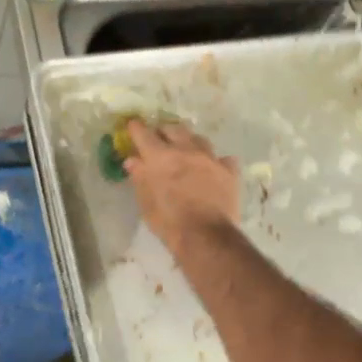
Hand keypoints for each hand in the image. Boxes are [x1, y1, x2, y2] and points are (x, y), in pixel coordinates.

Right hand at [124, 119, 239, 252]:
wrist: (206, 236)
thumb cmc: (169, 222)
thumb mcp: (146, 203)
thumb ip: (140, 178)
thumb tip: (133, 160)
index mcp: (161, 157)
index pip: (144, 134)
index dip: (136, 128)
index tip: (132, 125)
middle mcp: (186, 150)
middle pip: (173, 129)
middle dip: (163, 131)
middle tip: (159, 139)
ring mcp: (210, 159)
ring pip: (198, 139)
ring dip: (189, 141)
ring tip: (186, 150)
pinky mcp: (229, 171)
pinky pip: (222, 158)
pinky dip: (215, 161)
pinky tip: (213, 168)